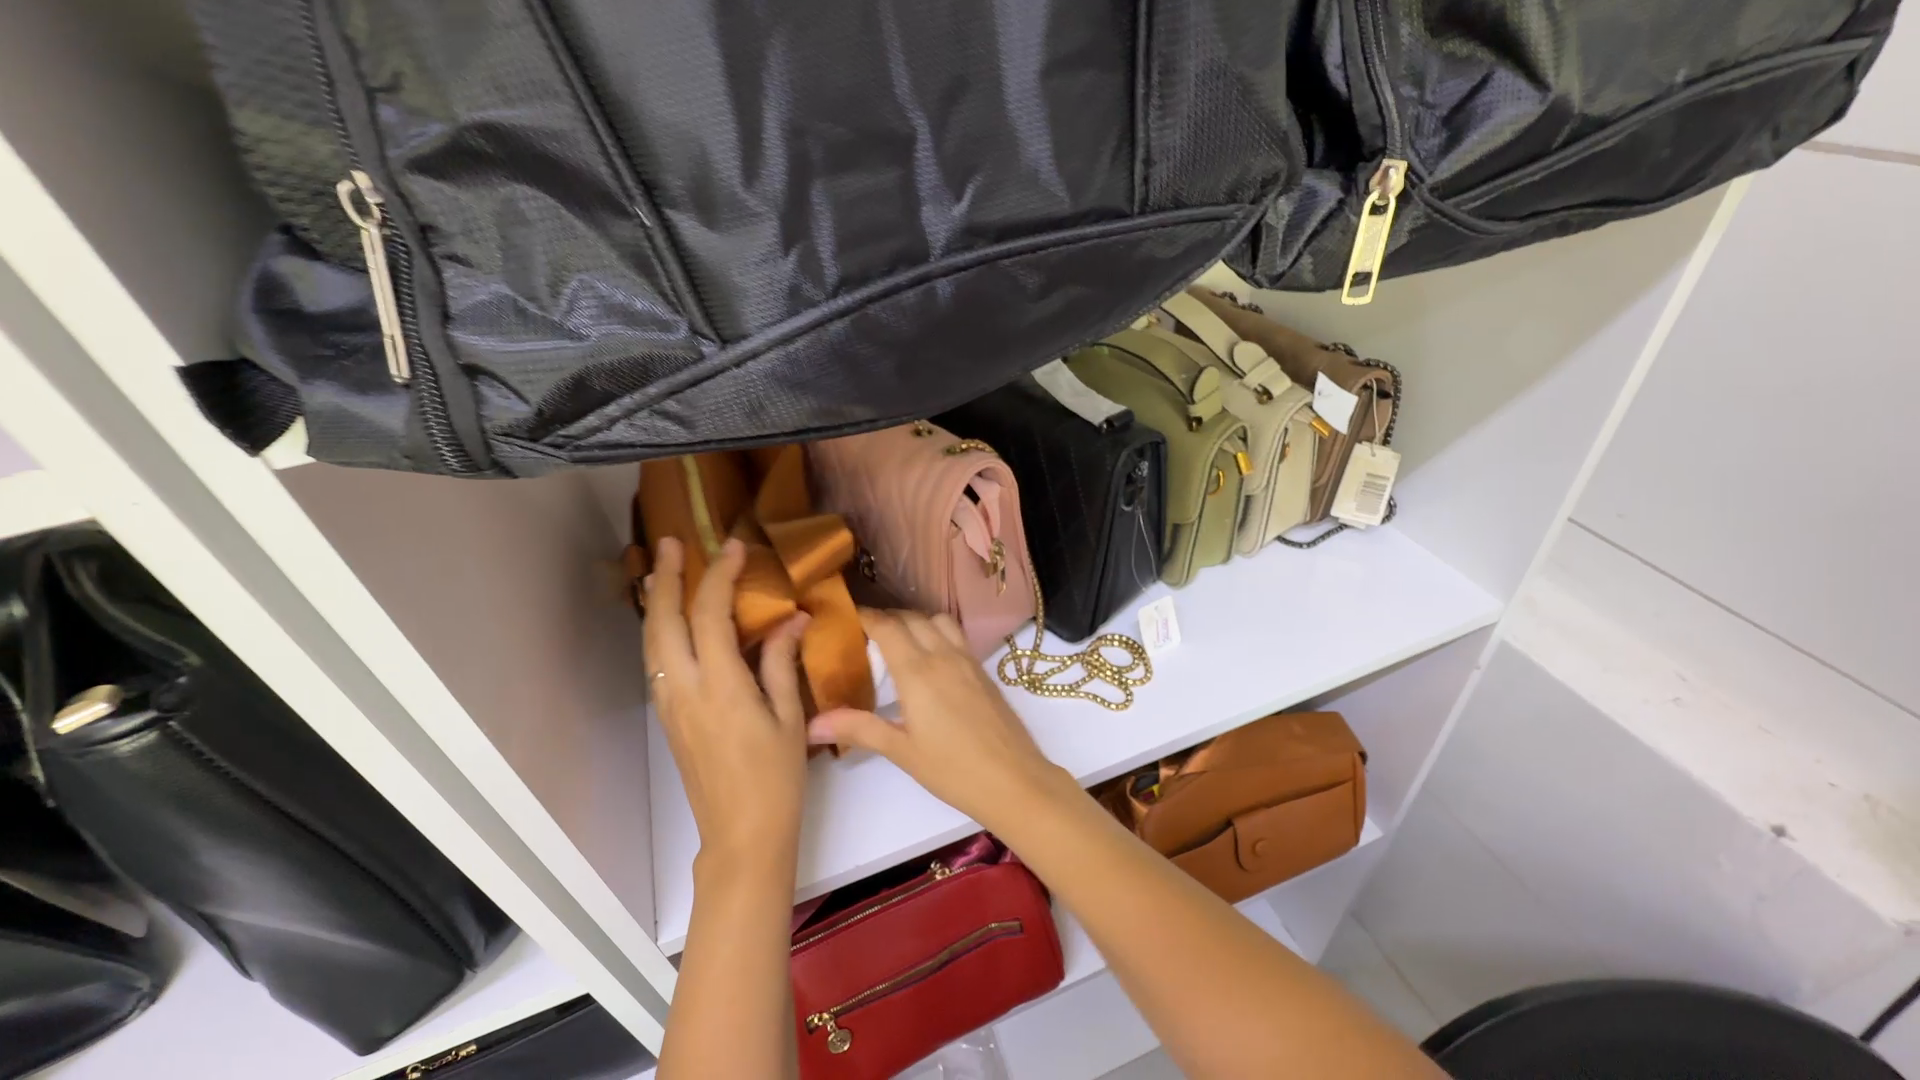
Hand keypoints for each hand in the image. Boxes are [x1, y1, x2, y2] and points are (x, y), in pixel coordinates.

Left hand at [645, 537, 809, 875]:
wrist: (740, 832)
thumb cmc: (776, 778)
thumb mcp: (790, 717)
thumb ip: (781, 662)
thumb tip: (791, 619)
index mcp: (721, 686)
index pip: (711, 615)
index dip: (720, 576)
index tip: (735, 547)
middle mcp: (686, 689)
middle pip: (664, 621)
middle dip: (667, 578)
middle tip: (671, 542)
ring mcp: (671, 704)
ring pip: (652, 642)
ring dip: (655, 603)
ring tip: (660, 571)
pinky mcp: (669, 717)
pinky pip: (656, 662)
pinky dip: (657, 631)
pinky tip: (668, 622)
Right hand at [807, 609, 1077, 832]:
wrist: (1015, 780)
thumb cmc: (953, 769)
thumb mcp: (901, 751)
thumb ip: (859, 729)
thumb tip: (812, 724)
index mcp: (918, 671)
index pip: (888, 627)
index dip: (866, 616)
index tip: (844, 617)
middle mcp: (943, 655)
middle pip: (912, 618)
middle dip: (888, 618)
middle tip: (865, 634)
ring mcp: (968, 661)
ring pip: (939, 621)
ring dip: (916, 622)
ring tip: (899, 643)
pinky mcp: (984, 672)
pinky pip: (957, 637)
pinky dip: (938, 634)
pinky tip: (930, 661)